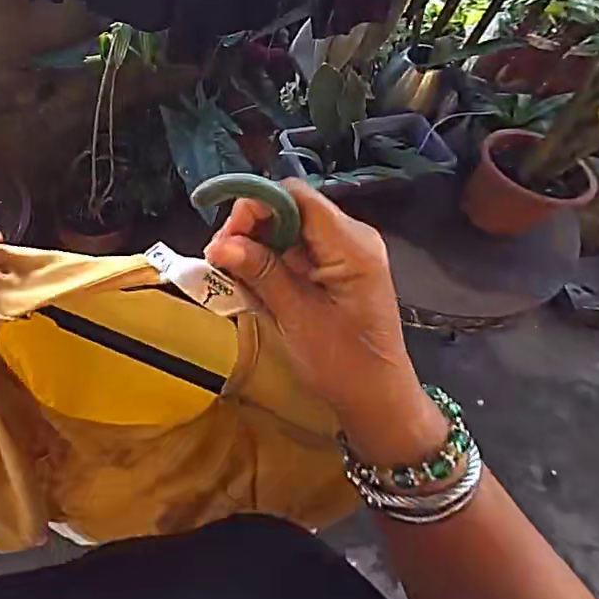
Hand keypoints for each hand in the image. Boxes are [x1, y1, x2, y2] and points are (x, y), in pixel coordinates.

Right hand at [205, 179, 446, 465]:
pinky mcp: (335, 267)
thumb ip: (261, 273)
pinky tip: (249, 280)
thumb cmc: (345, 365)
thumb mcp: (297, 318)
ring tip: (229, 271)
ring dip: (256, 245)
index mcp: (352, 244)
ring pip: (288, 228)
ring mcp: (344, 251)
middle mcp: (351, 237)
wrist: (379, 401)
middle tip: (219, 257)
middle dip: (250, 227)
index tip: (226, 234)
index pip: (297, 197)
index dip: (257, 204)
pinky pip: (295, 249)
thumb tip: (220, 245)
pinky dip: (269, 260)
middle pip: (290, 209)